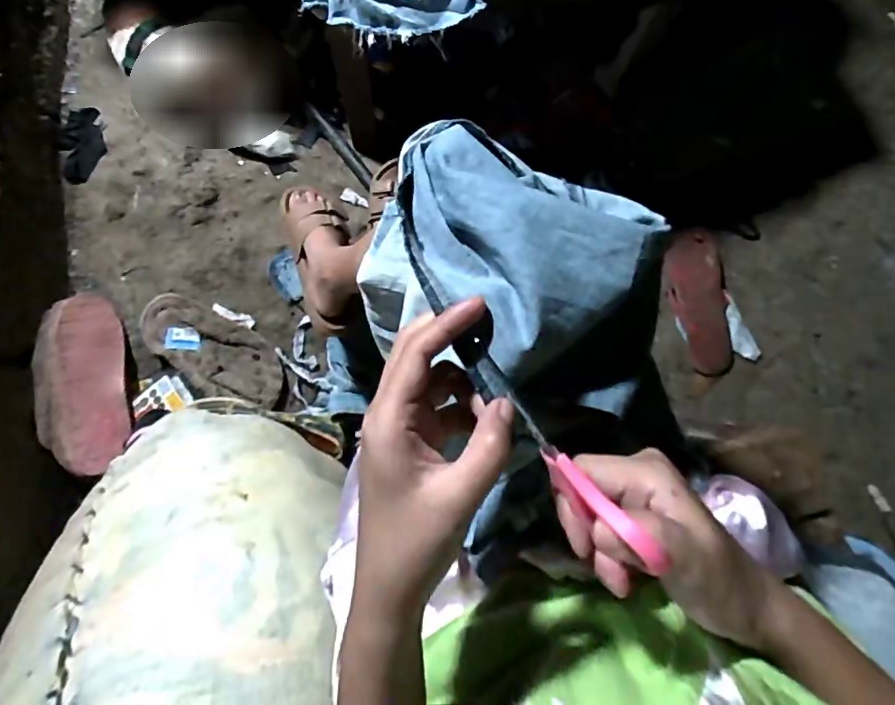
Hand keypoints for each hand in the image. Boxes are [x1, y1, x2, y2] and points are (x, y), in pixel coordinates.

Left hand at [352, 296, 513, 614]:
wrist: (389, 590)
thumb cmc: (416, 542)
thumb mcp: (460, 496)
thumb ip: (489, 446)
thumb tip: (506, 401)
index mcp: (389, 419)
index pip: (415, 353)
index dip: (445, 323)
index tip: (479, 304)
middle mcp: (388, 412)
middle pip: (414, 353)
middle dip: (448, 333)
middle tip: (485, 321)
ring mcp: (398, 425)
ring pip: (430, 378)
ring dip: (462, 378)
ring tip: (493, 398)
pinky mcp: (411, 439)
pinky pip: (438, 404)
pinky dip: (462, 403)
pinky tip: (485, 420)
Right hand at [554, 448, 786, 648]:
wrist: (747, 605)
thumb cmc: (718, 579)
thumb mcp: (684, 557)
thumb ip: (640, 535)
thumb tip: (598, 527)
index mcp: (644, 470)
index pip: (582, 469)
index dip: (573, 506)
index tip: (587, 548)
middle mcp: (636, 472)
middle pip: (581, 491)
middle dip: (588, 536)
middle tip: (612, 574)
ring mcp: (636, 494)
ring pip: (589, 516)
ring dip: (600, 555)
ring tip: (625, 583)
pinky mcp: (636, 517)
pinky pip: (601, 530)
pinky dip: (608, 558)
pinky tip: (628, 579)